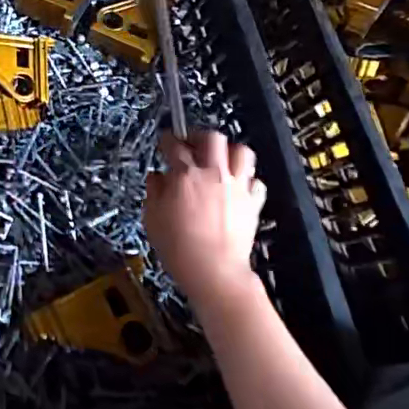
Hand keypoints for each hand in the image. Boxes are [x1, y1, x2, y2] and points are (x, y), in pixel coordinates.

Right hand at [145, 131, 266, 307]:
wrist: (215, 272)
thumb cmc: (179, 248)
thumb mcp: (152, 219)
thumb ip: (154, 192)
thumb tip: (157, 178)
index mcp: (185, 176)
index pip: (175, 145)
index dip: (167, 140)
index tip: (166, 142)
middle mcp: (213, 174)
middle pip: (213, 138)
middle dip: (200, 136)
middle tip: (192, 145)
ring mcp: (236, 187)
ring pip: (242, 152)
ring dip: (229, 152)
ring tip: (220, 160)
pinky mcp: (252, 203)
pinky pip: (256, 182)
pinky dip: (248, 181)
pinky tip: (238, 187)